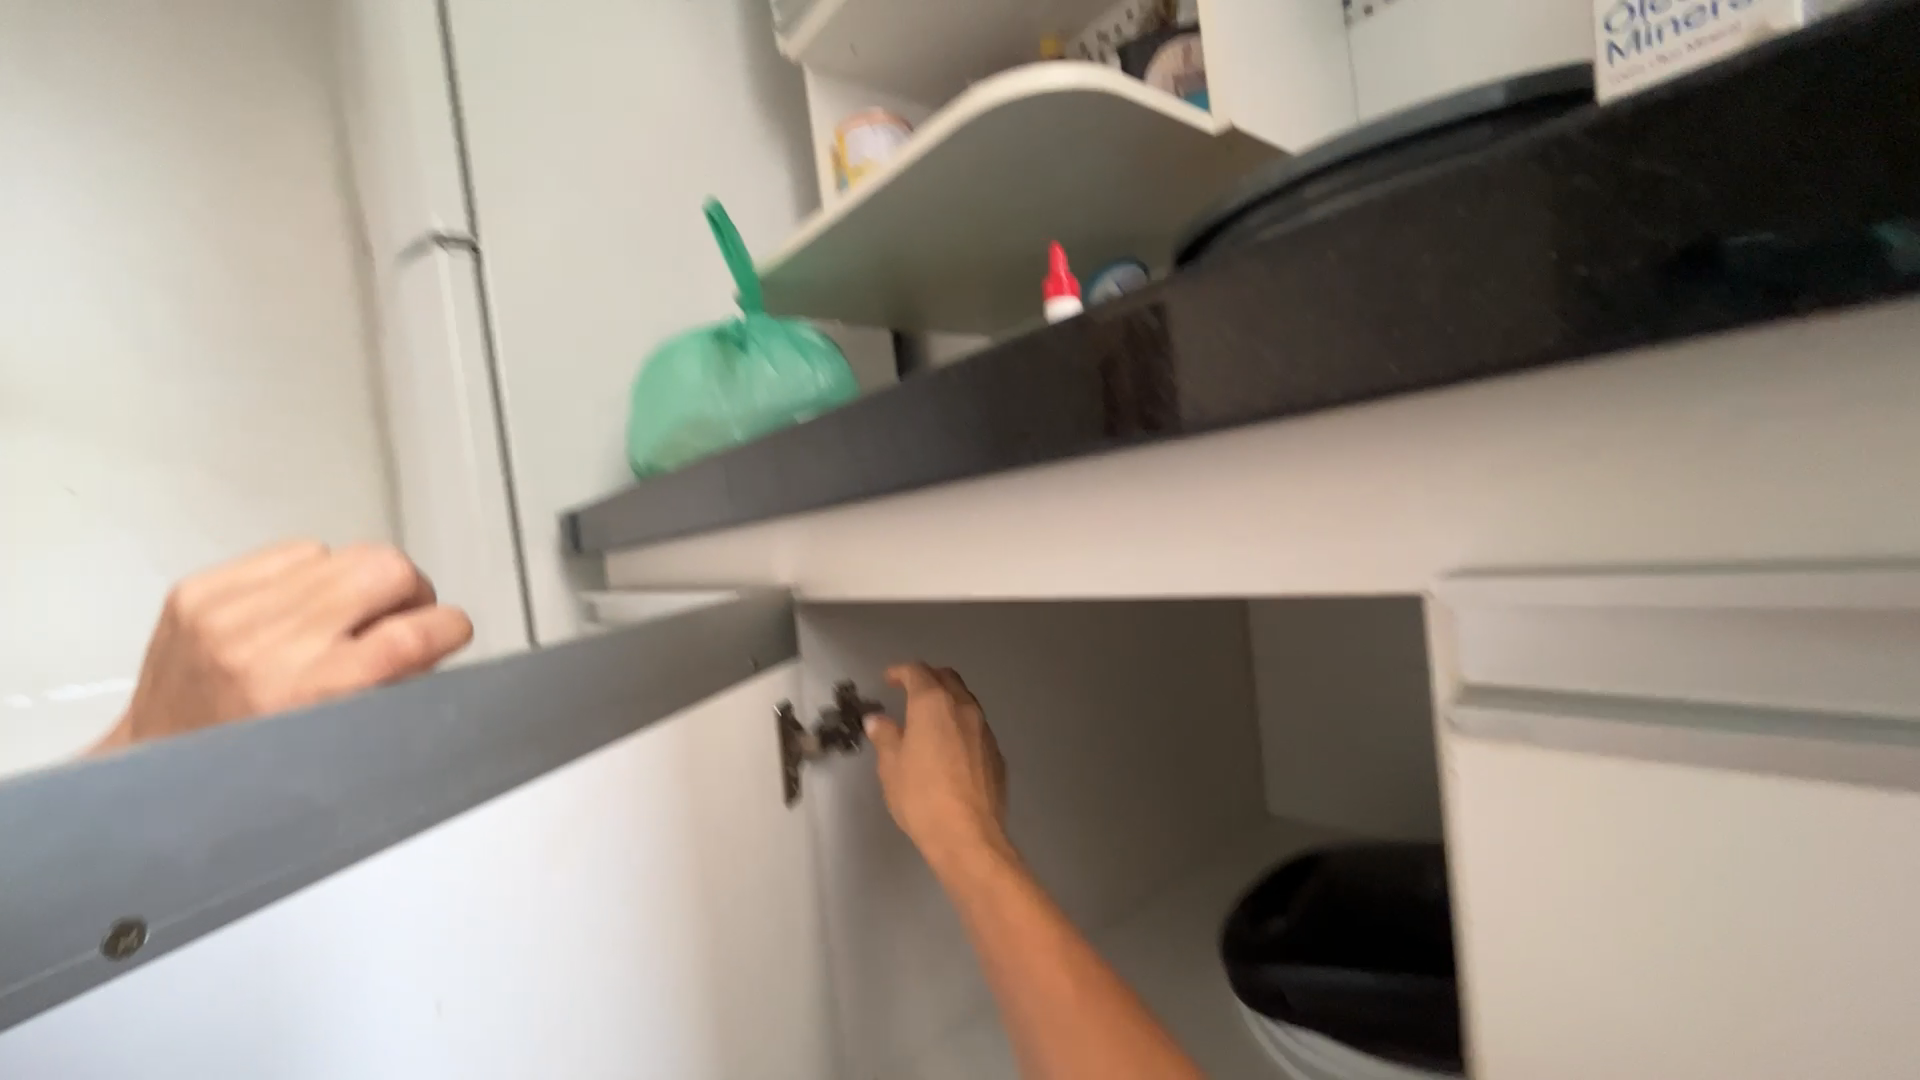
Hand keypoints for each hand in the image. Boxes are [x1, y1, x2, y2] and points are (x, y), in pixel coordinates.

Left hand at [94, 541, 473, 751]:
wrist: (159, 762)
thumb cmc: (264, 758)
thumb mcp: (356, 731)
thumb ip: (405, 677)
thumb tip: (438, 632)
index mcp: (314, 689)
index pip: (415, 632)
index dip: (450, 627)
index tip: (450, 633)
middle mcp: (267, 644)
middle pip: (388, 569)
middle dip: (409, 593)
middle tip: (398, 619)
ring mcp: (227, 610)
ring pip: (347, 553)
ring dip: (360, 581)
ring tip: (346, 615)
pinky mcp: (201, 589)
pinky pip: (296, 550)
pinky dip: (315, 572)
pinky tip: (303, 607)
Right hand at [865, 663, 1009, 874]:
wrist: (968, 835)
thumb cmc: (921, 796)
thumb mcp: (891, 766)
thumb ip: (885, 736)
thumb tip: (878, 720)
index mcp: (934, 704)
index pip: (917, 672)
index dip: (900, 672)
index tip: (888, 679)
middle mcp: (963, 708)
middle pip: (947, 679)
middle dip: (928, 678)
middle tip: (910, 691)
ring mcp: (984, 730)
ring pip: (965, 701)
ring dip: (946, 701)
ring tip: (929, 718)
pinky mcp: (996, 753)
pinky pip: (976, 727)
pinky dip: (960, 725)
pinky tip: (950, 746)